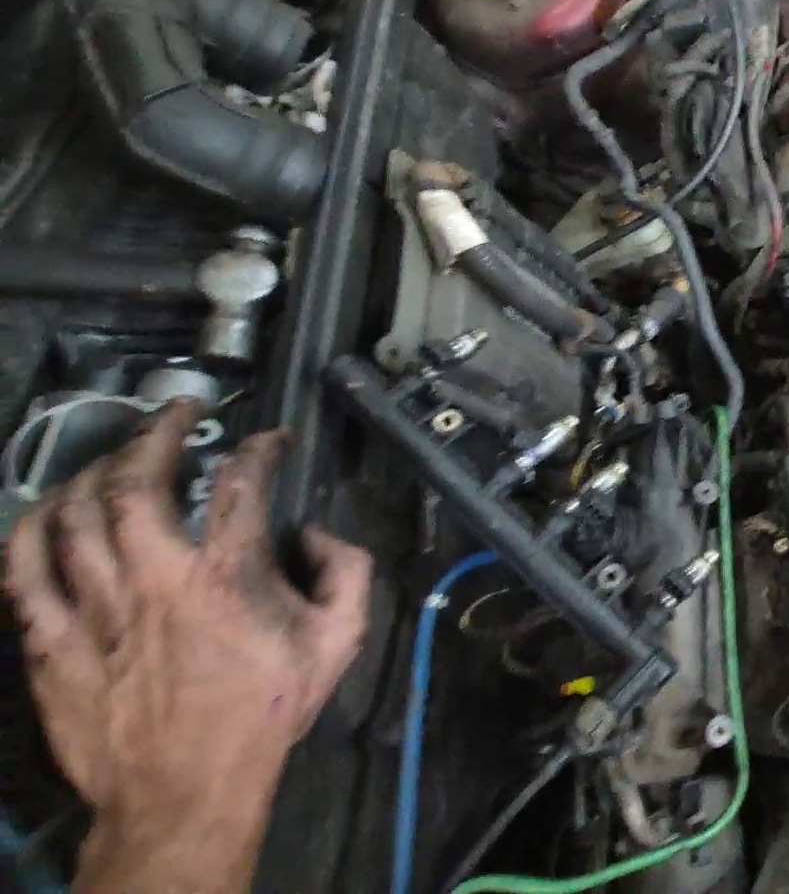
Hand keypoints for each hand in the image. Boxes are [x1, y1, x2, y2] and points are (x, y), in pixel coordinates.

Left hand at [4, 401, 372, 886]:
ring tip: (112, 455)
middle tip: (174, 412)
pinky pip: (22, 574)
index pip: (242, 486)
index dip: (260, 448)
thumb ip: (347, 571)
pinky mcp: (52, 642)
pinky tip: (47, 514)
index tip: (273, 438)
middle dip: (153, 435)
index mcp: (231, 578)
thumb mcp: (343, 636)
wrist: (188, 786)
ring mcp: (94, 610)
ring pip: (69, 520)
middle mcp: (156, 580)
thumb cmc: (271, 706)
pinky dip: (29, 533)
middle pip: (133, 486)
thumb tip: (313, 534)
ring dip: (89, 474)